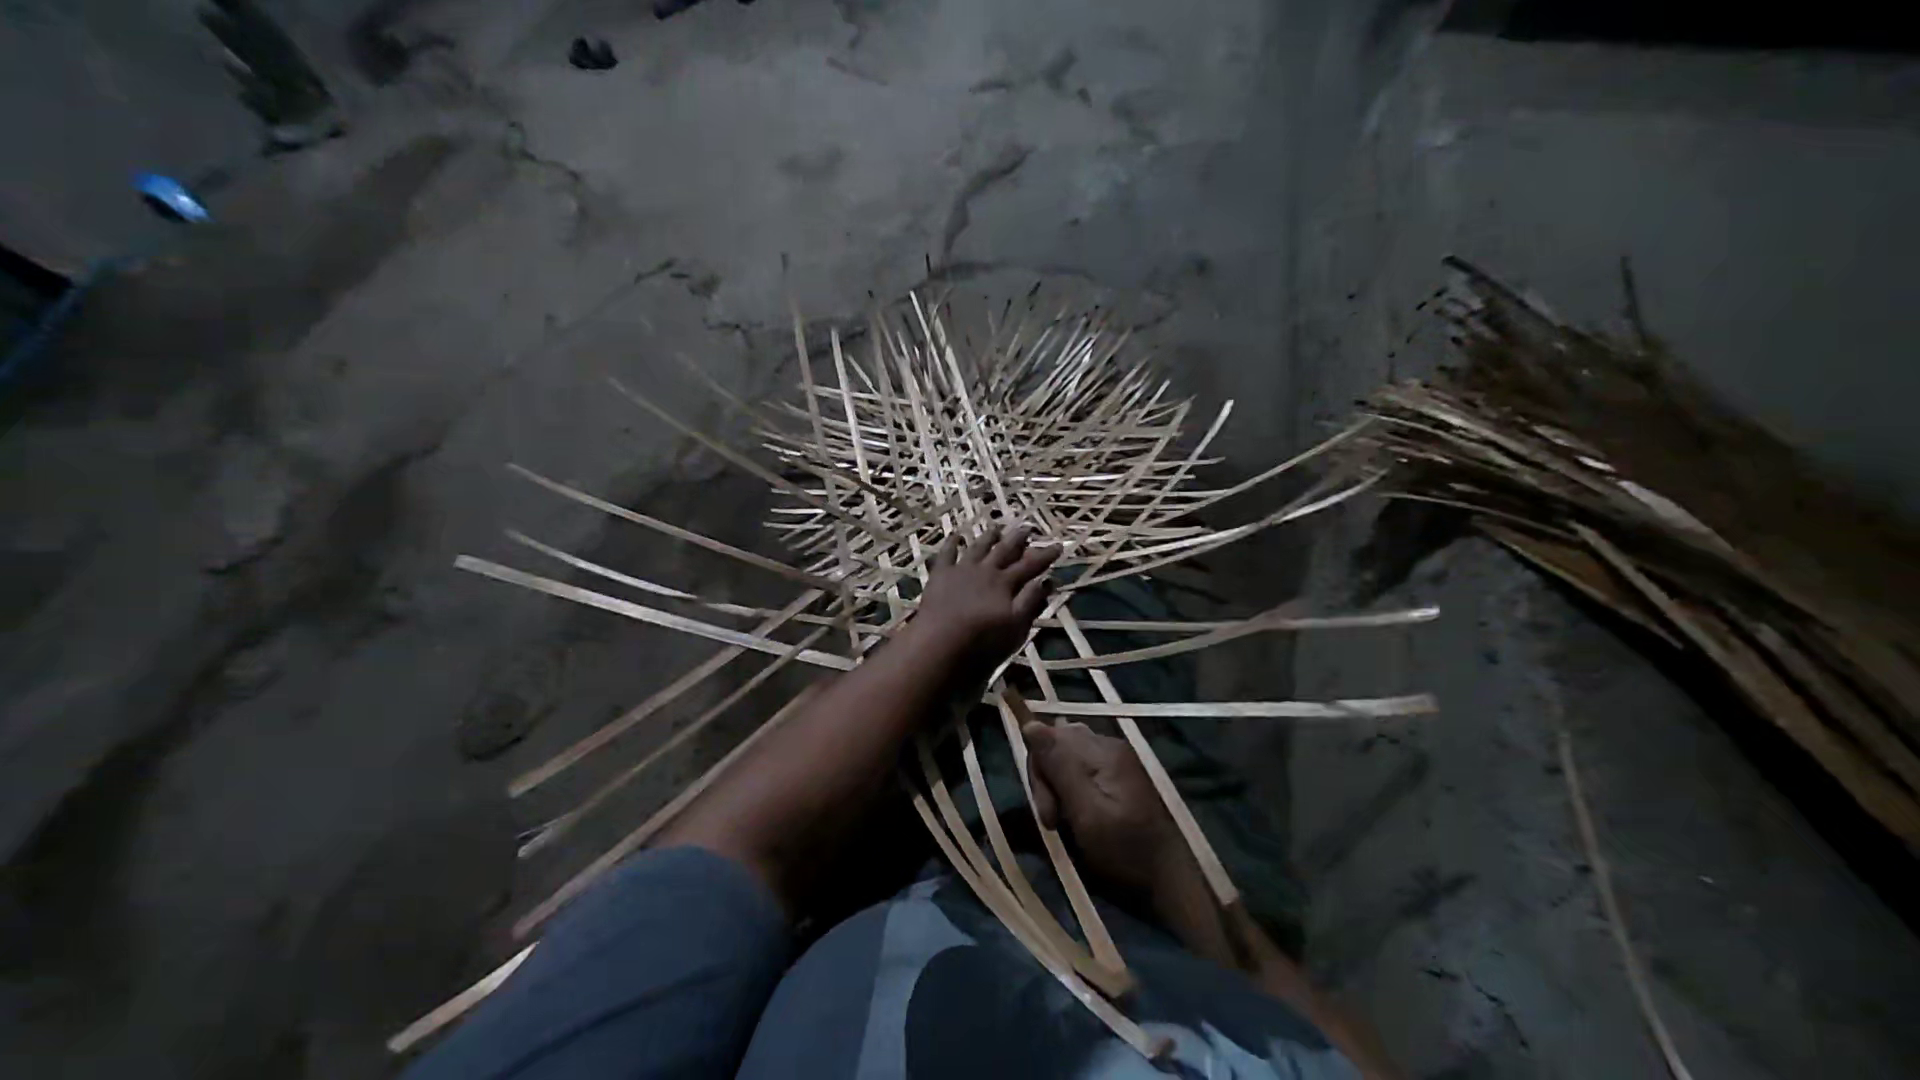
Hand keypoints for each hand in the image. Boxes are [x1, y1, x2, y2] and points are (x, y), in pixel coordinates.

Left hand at [909, 525, 1059, 676]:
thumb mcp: (1016, 626)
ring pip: (978, 548)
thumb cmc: (983, 640)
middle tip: (1027, 527)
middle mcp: (986, 570)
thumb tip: (1047, 580)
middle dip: (1018, 539)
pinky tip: (955, 535)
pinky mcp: (940, 575)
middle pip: (1004, 551)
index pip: (1030, 565)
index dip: (1045, 555)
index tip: (1058, 545)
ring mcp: (961, 570)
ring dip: (988, 537)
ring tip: (997, 528)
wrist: (941, 641)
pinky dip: (951, 543)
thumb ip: (1031, 601)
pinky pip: (947, 554)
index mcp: (1005, 583)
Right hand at [1022, 721, 1198, 908]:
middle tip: (1053, 821)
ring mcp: (1115, 757)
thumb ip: (1060, 768)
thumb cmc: (1126, 849)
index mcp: (1102, 750)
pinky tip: (1079, 813)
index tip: (1047, 811)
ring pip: (1066, 756)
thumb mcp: (1087, 813)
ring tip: (1065, 820)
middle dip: (1047, 780)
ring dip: (1057, 786)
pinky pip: (1081, 767)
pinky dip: (1072, 789)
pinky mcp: (1118, 772)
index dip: (1038, 770)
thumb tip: (1030, 725)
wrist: (1170, 875)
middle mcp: (1108, 744)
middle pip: (1057, 744)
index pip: (1048, 737)